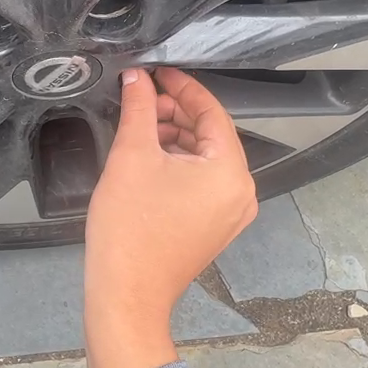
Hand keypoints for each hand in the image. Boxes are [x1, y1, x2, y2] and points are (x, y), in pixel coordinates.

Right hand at [83, 66, 258, 367]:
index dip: (181, 86)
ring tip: (140, 127)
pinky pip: (203, 181)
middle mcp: (241, 190)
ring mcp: (231, 212)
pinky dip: (179, 164)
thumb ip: (139, 108)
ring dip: (175, 137)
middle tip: (141, 99)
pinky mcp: (215, 227)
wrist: (126, 295)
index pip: (211, 111)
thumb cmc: (130, 224)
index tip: (155, 72)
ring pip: (205, 158)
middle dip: (176, 112)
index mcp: (231, 170)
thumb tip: (136, 77)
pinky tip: (149, 157)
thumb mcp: (132, 155)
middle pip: (210, 134)